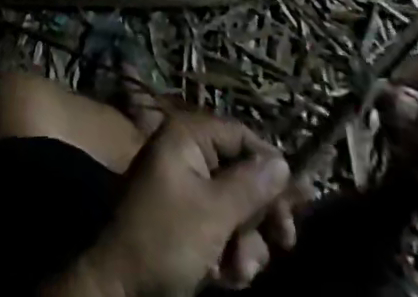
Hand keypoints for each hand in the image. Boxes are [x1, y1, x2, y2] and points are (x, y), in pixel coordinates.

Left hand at [48, 114, 294, 295]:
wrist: (119, 288)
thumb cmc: (165, 239)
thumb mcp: (213, 213)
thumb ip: (252, 186)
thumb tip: (283, 162)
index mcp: (186, 139)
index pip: (241, 135)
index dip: (270, 163)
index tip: (299, 197)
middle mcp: (186, 157)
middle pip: (243, 174)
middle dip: (261, 214)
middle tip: (284, 241)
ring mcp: (185, 191)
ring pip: (236, 208)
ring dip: (247, 243)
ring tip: (241, 270)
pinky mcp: (186, 223)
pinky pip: (222, 229)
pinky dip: (230, 253)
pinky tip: (227, 278)